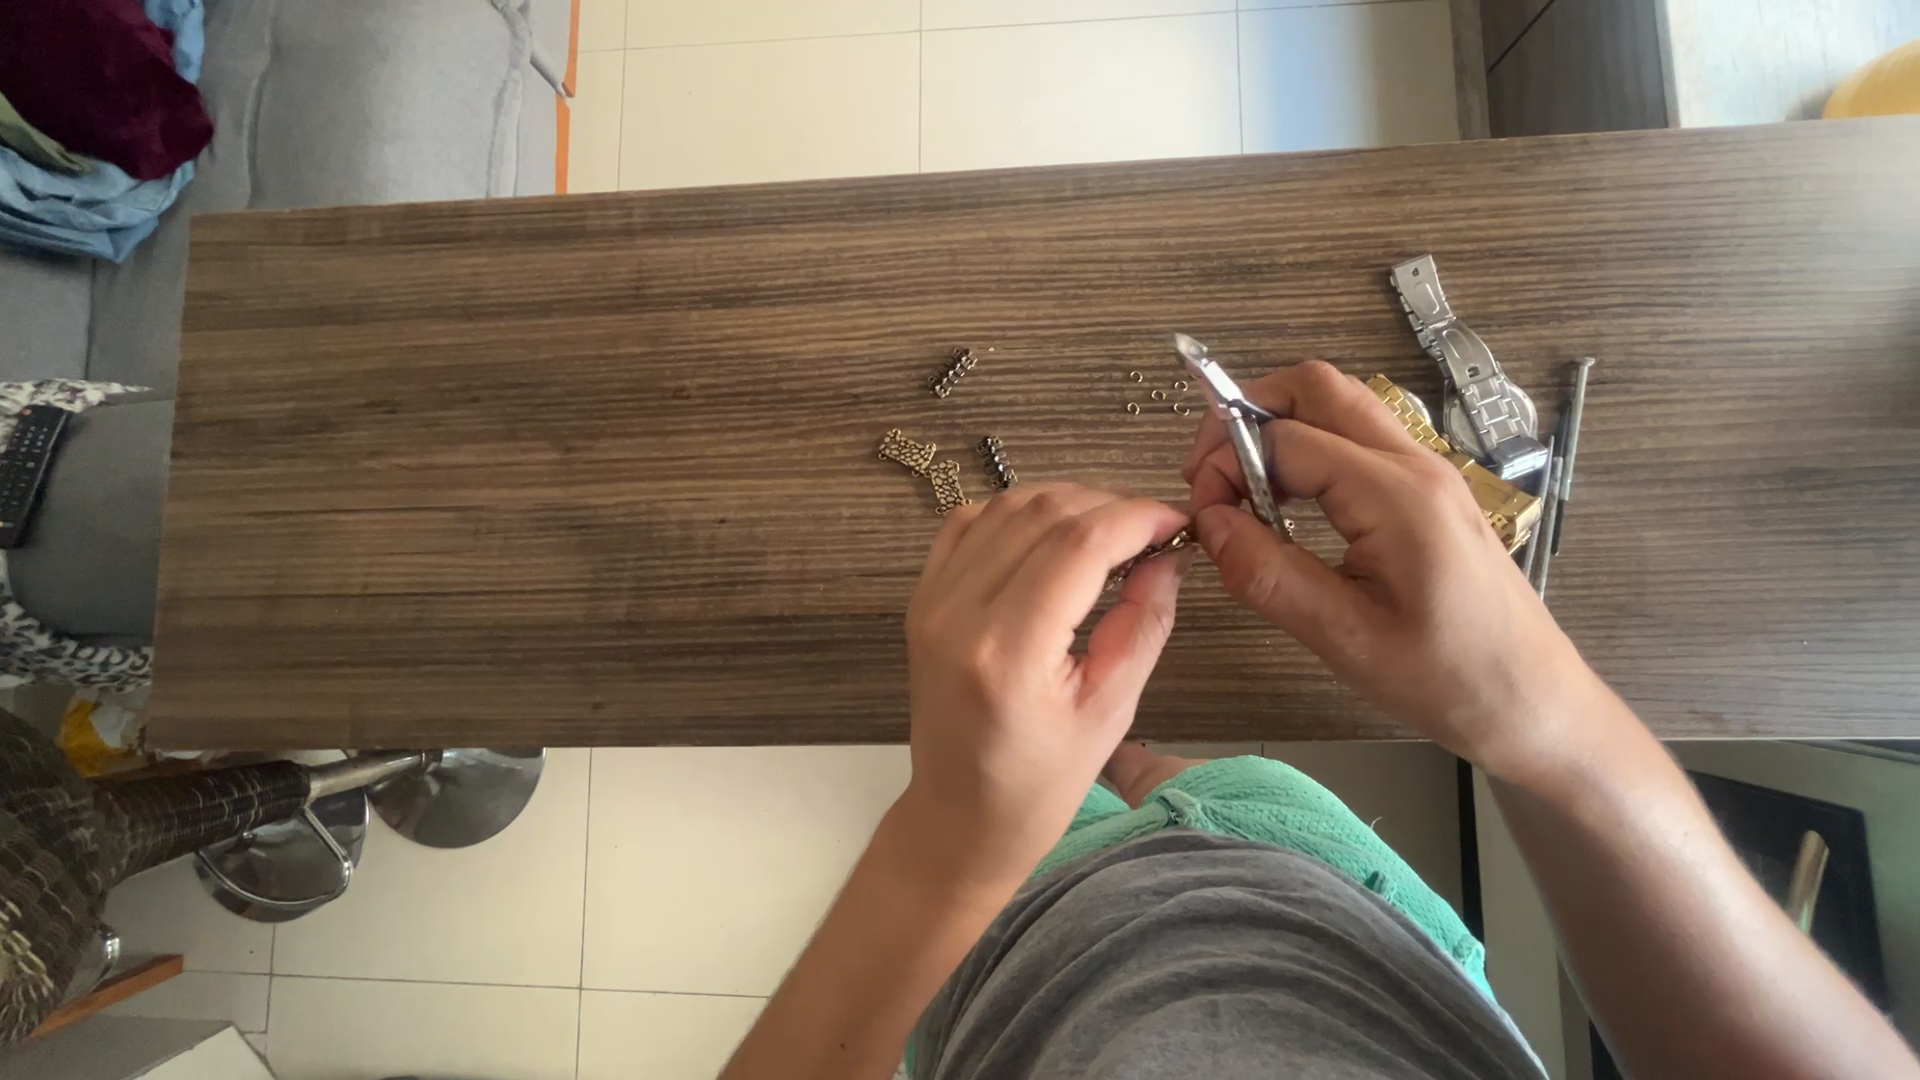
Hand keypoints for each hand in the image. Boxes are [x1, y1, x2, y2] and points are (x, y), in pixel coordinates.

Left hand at [898, 483, 1189, 894]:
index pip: (1078, 544)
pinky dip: (1017, 513)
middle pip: (1043, 513)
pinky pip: (969, 523)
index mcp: (1008, 651)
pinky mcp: (922, 597)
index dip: (1136, 517)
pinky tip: (1050, 535)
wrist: (959, 813)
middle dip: (1108, 505)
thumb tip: (1167, 554)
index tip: (1174, 521)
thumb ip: (1144, 622)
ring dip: (1066, 503)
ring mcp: (931, 599)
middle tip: (1149, 530)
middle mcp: (958, 611)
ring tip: (1109, 531)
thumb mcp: (1111, 711)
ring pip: (1006, 507)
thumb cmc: (1040, 783)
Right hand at [1182, 360, 1602, 779]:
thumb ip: (1266, 573)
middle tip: (1209, 476)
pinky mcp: (1426, 490)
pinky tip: (1283, 502)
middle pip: (1316, 387)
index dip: (1227, 465)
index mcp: (1397, 496)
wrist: (1536, 703)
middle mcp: (1415, 465)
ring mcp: (1426, 472)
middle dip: (1245, 415)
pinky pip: (1353, 439)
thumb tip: (1208, 521)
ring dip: (1274, 427)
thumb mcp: (1342, 637)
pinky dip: (1302, 449)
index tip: (1204, 517)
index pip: (1286, 439)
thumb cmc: (1445, 679)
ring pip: (1336, 405)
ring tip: (1238, 489)